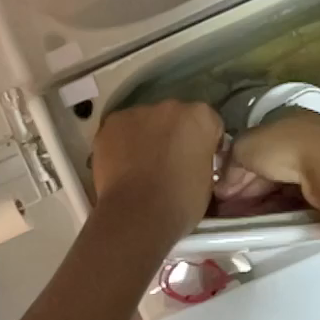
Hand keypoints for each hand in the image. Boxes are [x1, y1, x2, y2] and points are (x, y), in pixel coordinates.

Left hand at [91, 101, 223, 241]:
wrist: (137, 214)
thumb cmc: (180, 202)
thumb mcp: (207, 181)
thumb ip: (202, 160)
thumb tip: (193, 162)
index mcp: (201, 117)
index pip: (208, 125)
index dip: (203, 145)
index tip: (196, 163)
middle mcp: (171, 105)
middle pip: (174, 118)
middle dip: (173, 136)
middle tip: (167, 165)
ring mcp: (138, 112)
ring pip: (145, 122)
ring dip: (146, 138)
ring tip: (140, 169)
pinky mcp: (111, 123)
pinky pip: (121, 131)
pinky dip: (122, 144)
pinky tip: (122, 167)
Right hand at [213, 112, 319, 212]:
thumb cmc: (285, 147)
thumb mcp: (245, 146)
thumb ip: (231, 160)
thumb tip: (224, 183)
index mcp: (287, 118)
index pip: (256, 143)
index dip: (236, 165)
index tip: (223, 187)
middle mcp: (307, 135)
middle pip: (269, 164)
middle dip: (246, 186)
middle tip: (227, 207)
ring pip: (282, 182)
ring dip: (259, 199)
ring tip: (240, 217)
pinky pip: (298, 196)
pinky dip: (279, 206)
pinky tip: (264, 218)